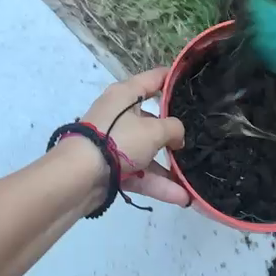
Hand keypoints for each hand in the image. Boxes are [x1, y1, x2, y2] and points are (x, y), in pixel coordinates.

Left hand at [80, 68, 189, 206]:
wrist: (79, 176)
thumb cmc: (118, 139)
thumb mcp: (153, 130)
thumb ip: (173, 128)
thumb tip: (177, 136)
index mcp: (125, 94)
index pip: (153, 78)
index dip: (172, 78)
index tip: (191, 81)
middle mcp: (119, 115)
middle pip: (151, 119)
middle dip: (173, 132)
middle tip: (196, 138)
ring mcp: (114, 142)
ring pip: (147, 151)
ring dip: (168, 167)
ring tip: (190, 180)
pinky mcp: (111, 167)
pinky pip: (139, 173)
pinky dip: (157, 183)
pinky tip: (180, 197)